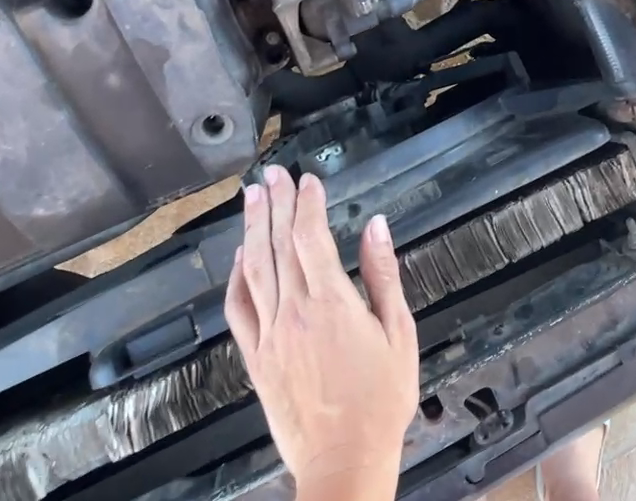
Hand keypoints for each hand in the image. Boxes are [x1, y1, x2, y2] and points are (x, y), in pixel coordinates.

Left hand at [226, 165, 418, 500]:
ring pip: (254, 269)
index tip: (308, 179)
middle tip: (273, 173)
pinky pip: (238, 309)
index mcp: (331, 303)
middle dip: (275, 203)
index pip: (311, 237)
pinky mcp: (256, 358)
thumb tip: (376, 227)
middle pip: (278, 244)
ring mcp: (270, 334)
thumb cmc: (380, 401)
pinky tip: (240, 256)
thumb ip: (383, 275)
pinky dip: (236, 278)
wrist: (344, 462)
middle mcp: (294, 311)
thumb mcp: (398, 333)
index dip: (307, 203)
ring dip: (252, 228)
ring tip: (251, 196)